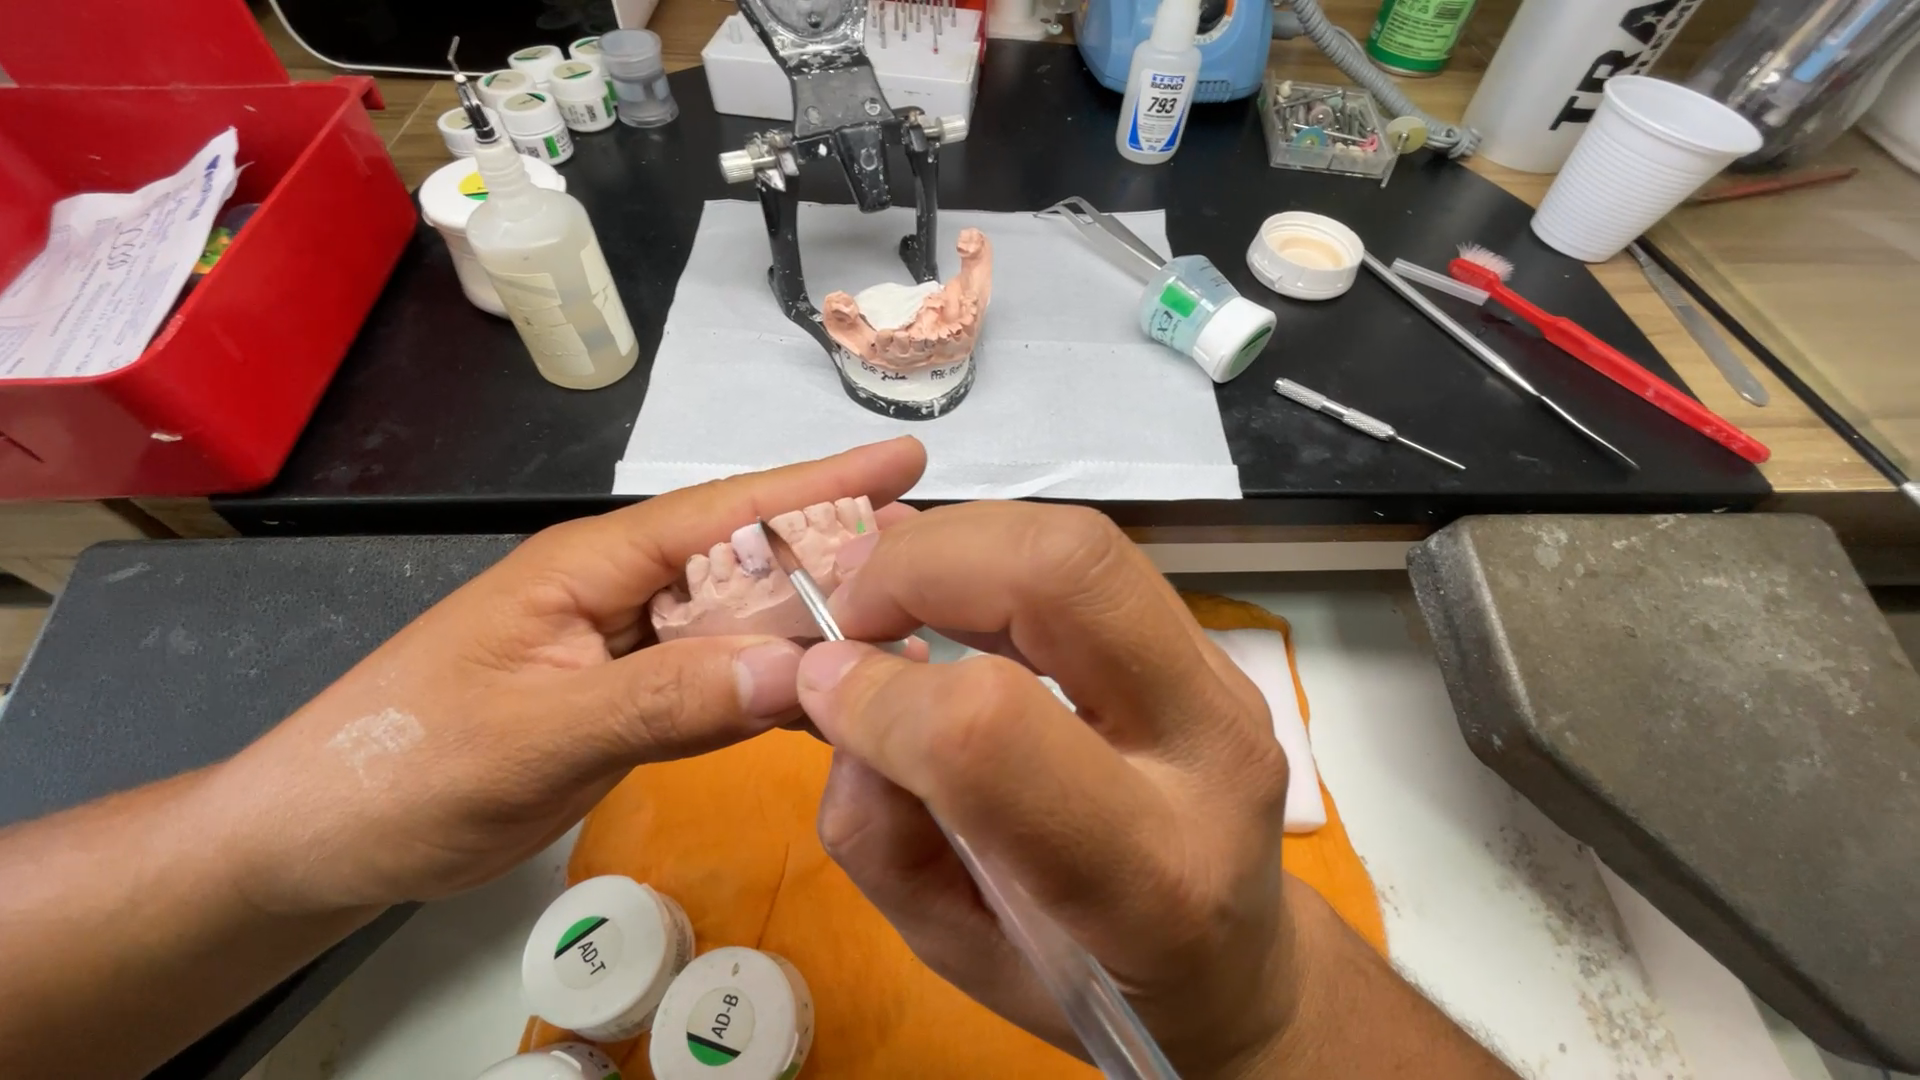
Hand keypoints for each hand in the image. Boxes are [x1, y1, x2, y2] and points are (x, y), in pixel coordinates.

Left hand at [212, 438, 927, 914]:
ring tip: (906, 627)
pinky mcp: (641, 693)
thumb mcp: (537, 733)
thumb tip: (799, 673)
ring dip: (820, 626)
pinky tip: (832, 700)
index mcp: (598, 562)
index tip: (905, 460)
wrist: (323, 839)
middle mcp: (629, 588)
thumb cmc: (406, 768)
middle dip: (841, 550)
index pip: (728, 510)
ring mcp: (637, 643)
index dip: (821, 485)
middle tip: (933, 553)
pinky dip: (780, 689)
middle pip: (754, 559)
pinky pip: (728, 682)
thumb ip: (666, 701)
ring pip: (748, 624)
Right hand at [796, 502, 1298, 1078]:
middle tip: (849, 606)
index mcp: (1146, 873)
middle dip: (923, 564)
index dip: (884, 694)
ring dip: (954, 541)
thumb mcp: (963, 954)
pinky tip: (943, 581)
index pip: (994, 729)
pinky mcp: (1204, 642)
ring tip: (885, 585)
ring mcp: (1220, 676)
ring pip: (1080, 542)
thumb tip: (841, 693)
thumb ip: (881, 836)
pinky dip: (992, 547)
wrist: (1234, 958)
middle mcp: (1207, 745)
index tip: (823, 685)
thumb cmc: (1095, 981)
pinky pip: (1087, 555)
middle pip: (1067, 574)